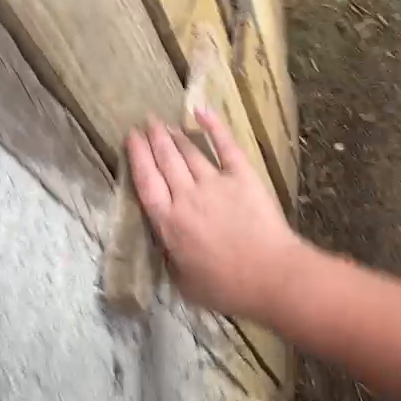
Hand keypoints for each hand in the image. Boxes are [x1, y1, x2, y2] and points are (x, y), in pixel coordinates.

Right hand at [126, 109, 307, 320]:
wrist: (270, 275)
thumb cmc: (227, 288)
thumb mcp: (184, 282)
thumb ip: (171, 258)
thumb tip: (166, 244)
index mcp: (168, 224)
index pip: (146, 182)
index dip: (137, 157)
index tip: (130, 138)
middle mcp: (186, 197)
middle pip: (165, 160)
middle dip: (153, 138)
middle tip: (146, 121)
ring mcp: (215, 183)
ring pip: (189, 152)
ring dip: (175, 135)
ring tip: (165, 123)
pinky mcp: (242, 176)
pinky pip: (225, 146)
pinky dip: (213, 126)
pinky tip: (201, 112)